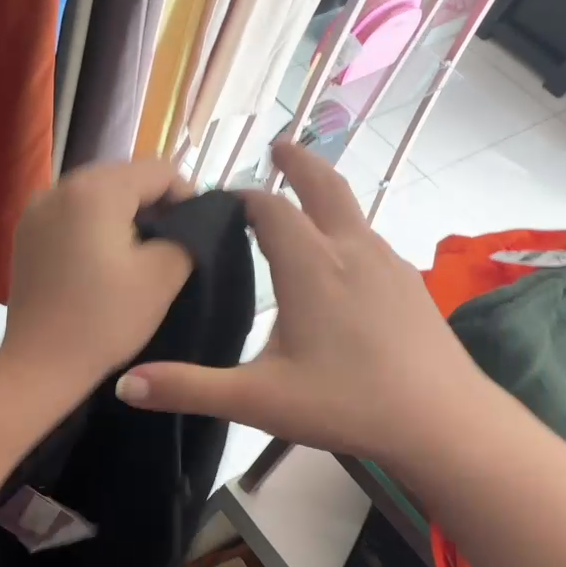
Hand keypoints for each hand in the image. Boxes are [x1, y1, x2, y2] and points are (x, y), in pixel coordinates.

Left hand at [0, 160, 194, 387]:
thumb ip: (187, 234)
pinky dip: (92, 230)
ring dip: (122, 218)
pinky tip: (103, 263)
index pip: (158, 171)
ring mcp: (35, 213)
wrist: (39, 366)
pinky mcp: (24, 238)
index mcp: (94, 189)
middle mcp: (58, 188)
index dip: (186, 196)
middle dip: (151, 205)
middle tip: (170, 244)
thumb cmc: (103, 321)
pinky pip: (70, 218)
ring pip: (95, 198)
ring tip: (138, 256)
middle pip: (122, 178)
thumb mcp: (162, 275)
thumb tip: (188, 221)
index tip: (198, 232)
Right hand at [113, 142, 498, 467]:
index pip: (271, 211)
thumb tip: (123, 385)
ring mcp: (388, 265)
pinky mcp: (408, 285)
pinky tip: (338, 260)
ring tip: (301, 201)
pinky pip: (369, 239)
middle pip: (325, 188)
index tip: (218, 198)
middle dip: (299, 164)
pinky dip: (345, 229)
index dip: (242, 199)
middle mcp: (351, 252)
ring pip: (352, 212)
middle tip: (278, 147)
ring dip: (324, 196)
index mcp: (310, 268)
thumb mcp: (255, 399)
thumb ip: (187, 388)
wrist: (441, 419)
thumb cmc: (345, 403)